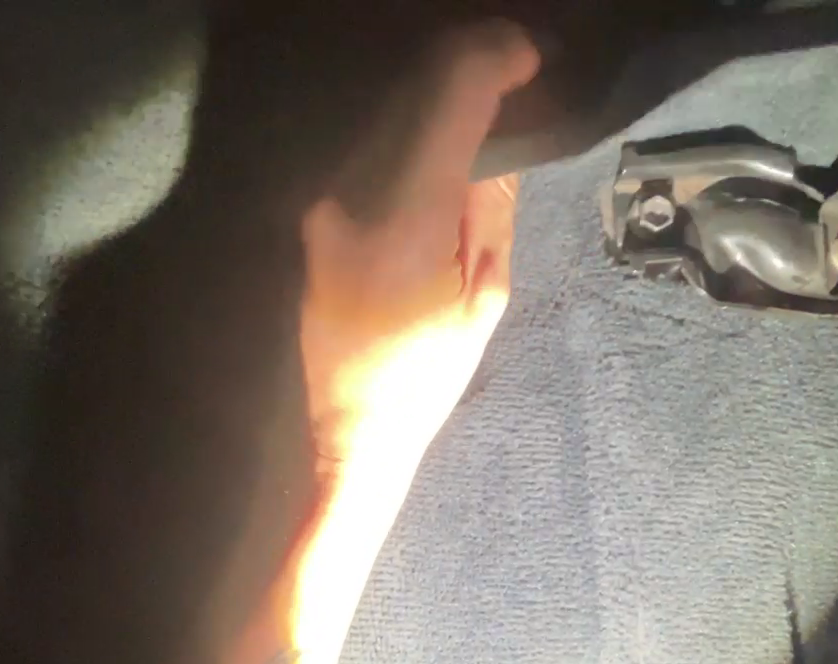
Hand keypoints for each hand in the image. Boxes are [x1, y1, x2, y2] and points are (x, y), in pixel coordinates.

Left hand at [298, 22, 538, 473]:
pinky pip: (366, 162)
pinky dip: (404, 149)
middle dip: (468, 80)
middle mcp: (352, 196)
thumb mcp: (483, 302)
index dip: (495, 57)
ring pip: (387, 125)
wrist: (352, 433)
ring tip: (476, 130)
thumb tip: (498, 150)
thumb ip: (492, 214)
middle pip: (414, 96)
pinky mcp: (310, 227)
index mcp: (407, 217)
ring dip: (434, 114)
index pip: (450, 93)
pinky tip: (430, 169)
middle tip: (510, 85)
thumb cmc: (427, 381)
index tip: (527, 57)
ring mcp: (322, 209)